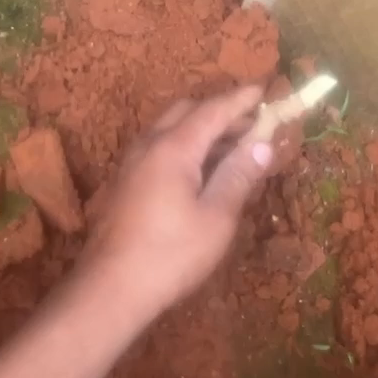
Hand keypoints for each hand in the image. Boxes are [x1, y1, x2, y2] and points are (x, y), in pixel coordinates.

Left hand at [75, 85, 273, 321]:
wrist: (111, 287)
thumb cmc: (171, 254)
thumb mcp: (216, 217)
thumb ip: (239, 175)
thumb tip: (262, 143)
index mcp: (174, 147)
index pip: (213, 110)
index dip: (241, 99)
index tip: (265, 90)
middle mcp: (149, 145)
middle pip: (188, 111)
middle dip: (222, 112)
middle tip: (254, 125)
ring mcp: (132, 162)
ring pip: (170, 128)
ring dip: (203, 129)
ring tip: (235, 148)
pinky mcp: (126, 182)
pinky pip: (159, 147)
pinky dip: (186, 146)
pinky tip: (203, 171)